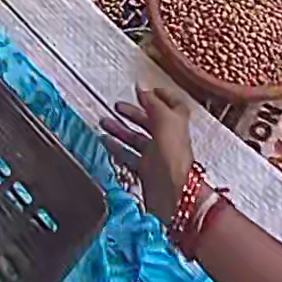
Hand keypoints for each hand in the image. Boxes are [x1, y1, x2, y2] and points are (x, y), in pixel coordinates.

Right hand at [103, 85, 196, 220]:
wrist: (173, 192)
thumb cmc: (173, 155)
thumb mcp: (165, 119)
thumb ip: (153, 103)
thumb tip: (143, 88)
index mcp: (177, 122)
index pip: (172, 103)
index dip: (160, 95)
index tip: (146, 90)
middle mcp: (168, 137)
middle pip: (150, 120)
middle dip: (134, 112)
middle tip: (118, 106)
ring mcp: (156, 155)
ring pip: (136, 137)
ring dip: (120, 128)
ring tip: (104, 121)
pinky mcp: (146, 170)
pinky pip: (128, 155)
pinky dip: (117, 147)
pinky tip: (105, 141)